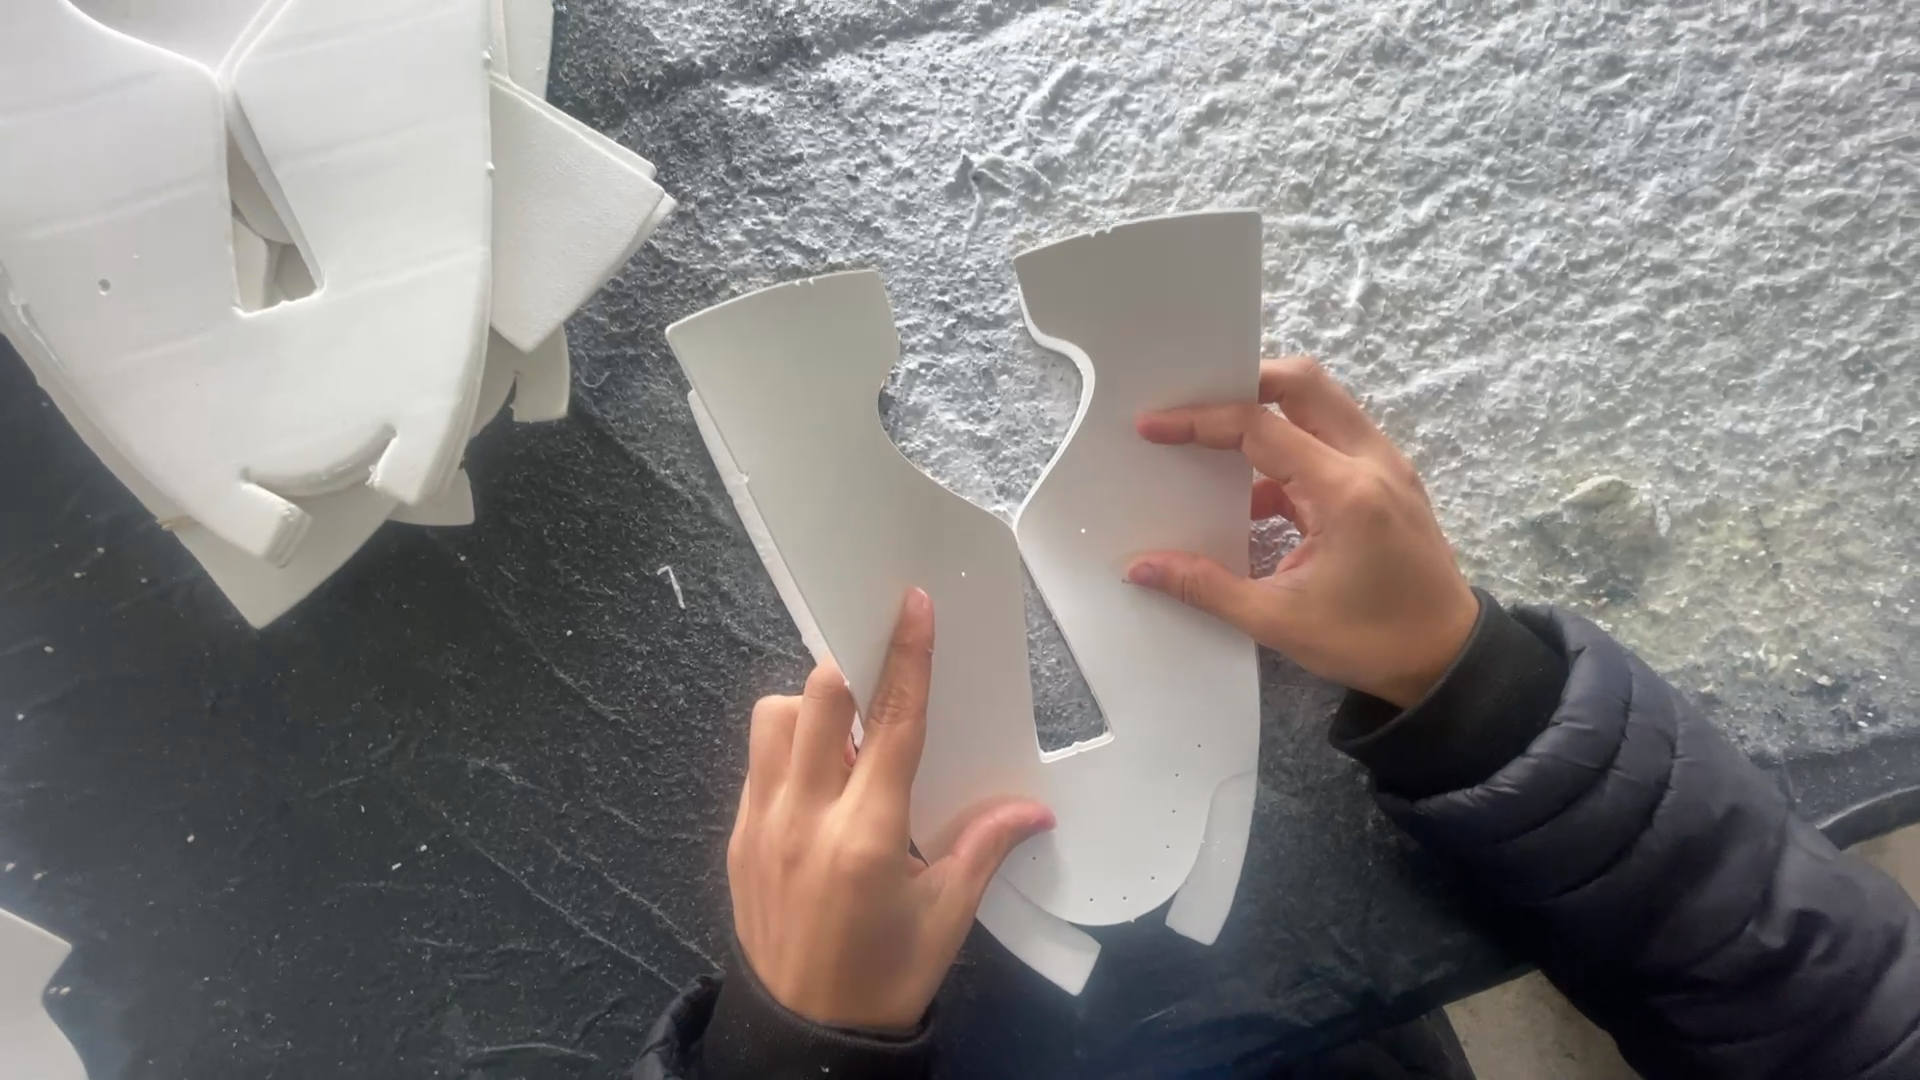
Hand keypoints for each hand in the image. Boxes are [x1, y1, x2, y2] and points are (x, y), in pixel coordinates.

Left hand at [727, 589, 1055, 1029]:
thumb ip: (984, 848)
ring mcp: (760, 824)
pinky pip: (757, 759)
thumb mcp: (946, 918)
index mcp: (867, 835)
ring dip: (811, 707)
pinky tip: (819, 780)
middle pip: (818, 699)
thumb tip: (1037, 809)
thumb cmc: (885, 975)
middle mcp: (805, 816)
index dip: (907, 657)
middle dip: (849, 667)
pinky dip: (789, 745)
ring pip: (773, 718)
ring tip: (846, 741)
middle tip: (876, 681)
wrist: (802, 1041)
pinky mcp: (737, 836)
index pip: (893, 723)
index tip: (911, 604)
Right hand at [1125, 356, 1477, 707]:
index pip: (1260, 427)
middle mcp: (1371, 462)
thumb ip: (1204, 586)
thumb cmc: (1370, 642)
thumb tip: (1141, 568)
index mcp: (1346, 491)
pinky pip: (1327, 441)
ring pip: (1320, 405)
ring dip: (1267, 411)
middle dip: (1244, 382)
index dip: (1200, 420)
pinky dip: (1285, 451)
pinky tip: (1252, 495)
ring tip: (1215, 438)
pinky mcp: (1382, 481)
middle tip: (1195, 402)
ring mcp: (1383, 466)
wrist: (1448, 660)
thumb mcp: (1277, 619)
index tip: (1154, 425)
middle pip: (1304, 384)